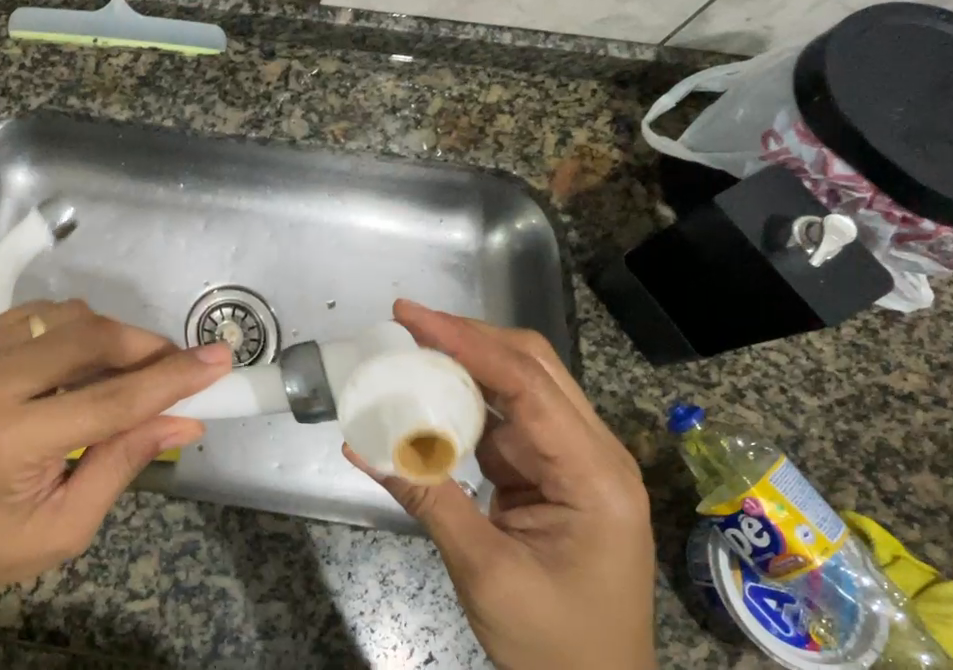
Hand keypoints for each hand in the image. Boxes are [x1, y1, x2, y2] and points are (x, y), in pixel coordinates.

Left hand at [0, 299, 232, 606]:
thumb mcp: (67, 526)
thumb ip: (124, 461)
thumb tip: (186, 419)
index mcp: (9, 442)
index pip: (109, 399)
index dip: (170, 378)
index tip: (218, 359)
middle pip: (87, 338)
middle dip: (144, 346)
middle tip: (180, 363)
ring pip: (66, 316)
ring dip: (110, 336)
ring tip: (129, 372)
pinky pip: (38, 314)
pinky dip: (74, 329)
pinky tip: (83, 362)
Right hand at [349, 299, 656, 669]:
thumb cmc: (554, 643)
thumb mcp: (486, 572)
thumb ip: (427, 497)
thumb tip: (359, 442)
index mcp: (593, 474)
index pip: (526, 383)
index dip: (466, 341)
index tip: (410, 315)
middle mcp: (591, 455)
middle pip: (531, 368)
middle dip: (468, 337)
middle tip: (406, 322)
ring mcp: (571, 465)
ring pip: (517, 389)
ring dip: (464, 366)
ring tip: (409, 350)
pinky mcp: (549, 478)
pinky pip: (504, 424)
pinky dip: (463, 405)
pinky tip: (426, 398)